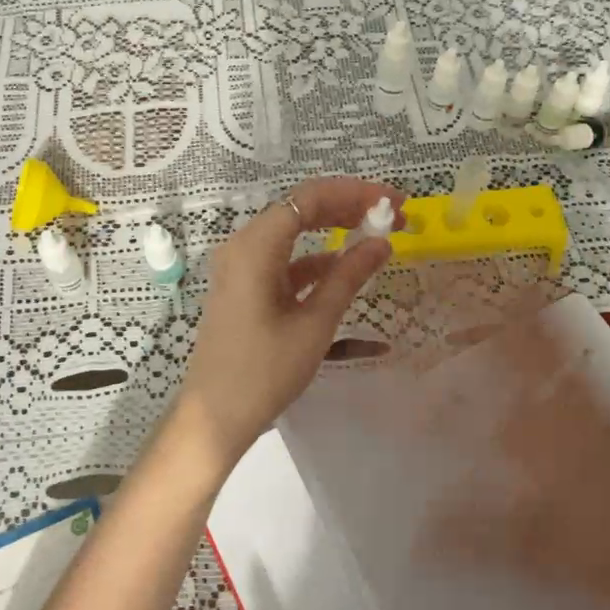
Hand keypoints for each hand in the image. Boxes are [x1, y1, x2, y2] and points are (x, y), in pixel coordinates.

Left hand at [176, 176, 404, 469]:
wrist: (215, 417)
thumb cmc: (264, 371)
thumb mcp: (314, 323)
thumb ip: (348, 277)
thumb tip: (382, 243)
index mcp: (255, 247)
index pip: (309, 198)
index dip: (355, 192)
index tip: (394, 201)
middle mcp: (242, 246)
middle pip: (300, 209)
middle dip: (347, 206)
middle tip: (393, 215)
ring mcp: (240, 267)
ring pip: (292, 233)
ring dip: (333, 230)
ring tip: (377, 235)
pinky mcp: (243, 288)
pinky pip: (283, 259)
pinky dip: (314, 258)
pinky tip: (345, 268)